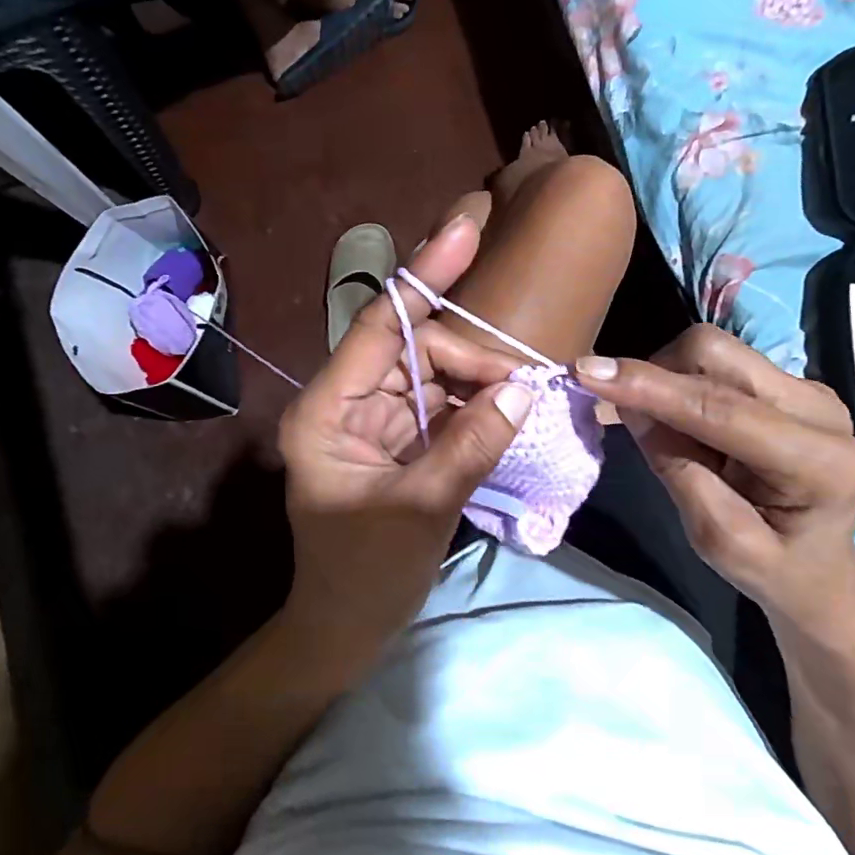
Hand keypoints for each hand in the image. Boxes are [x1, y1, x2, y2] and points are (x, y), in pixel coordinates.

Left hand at [277, 214, 533, 655]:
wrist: (345, 626)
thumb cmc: (364, 573)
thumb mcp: (420, 508)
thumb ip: (471, 443)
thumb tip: (523, 386)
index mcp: (328, 410)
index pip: (378, 326)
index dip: (423, 276)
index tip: (465, 229)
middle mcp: (347, 402)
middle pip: (413, 348)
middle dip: (470, 354)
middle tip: (526, 376)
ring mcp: (374, 419)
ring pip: (431, 373)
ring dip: (477, 376)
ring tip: (524, 387)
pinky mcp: (398, 439)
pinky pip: (440, 403)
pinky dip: (474, 402)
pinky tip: (506, 401)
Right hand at [571, 325, 854, 627]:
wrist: (819, 571)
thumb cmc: (772, 568)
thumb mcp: (716, 539)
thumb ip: (676, 469)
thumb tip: (627, 405)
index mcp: (816, 460)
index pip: (719, 407)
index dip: (649, 386)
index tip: (586, 372)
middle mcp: (818, 409)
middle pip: (717, 354)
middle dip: (656, 372)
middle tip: (626, 409)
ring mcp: (804, 390)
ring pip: (713, 351)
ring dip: (666, 377)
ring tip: (660, 425)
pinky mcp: (785, 384)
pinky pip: (718, 363)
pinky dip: (680, 381)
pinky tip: (679, 420)